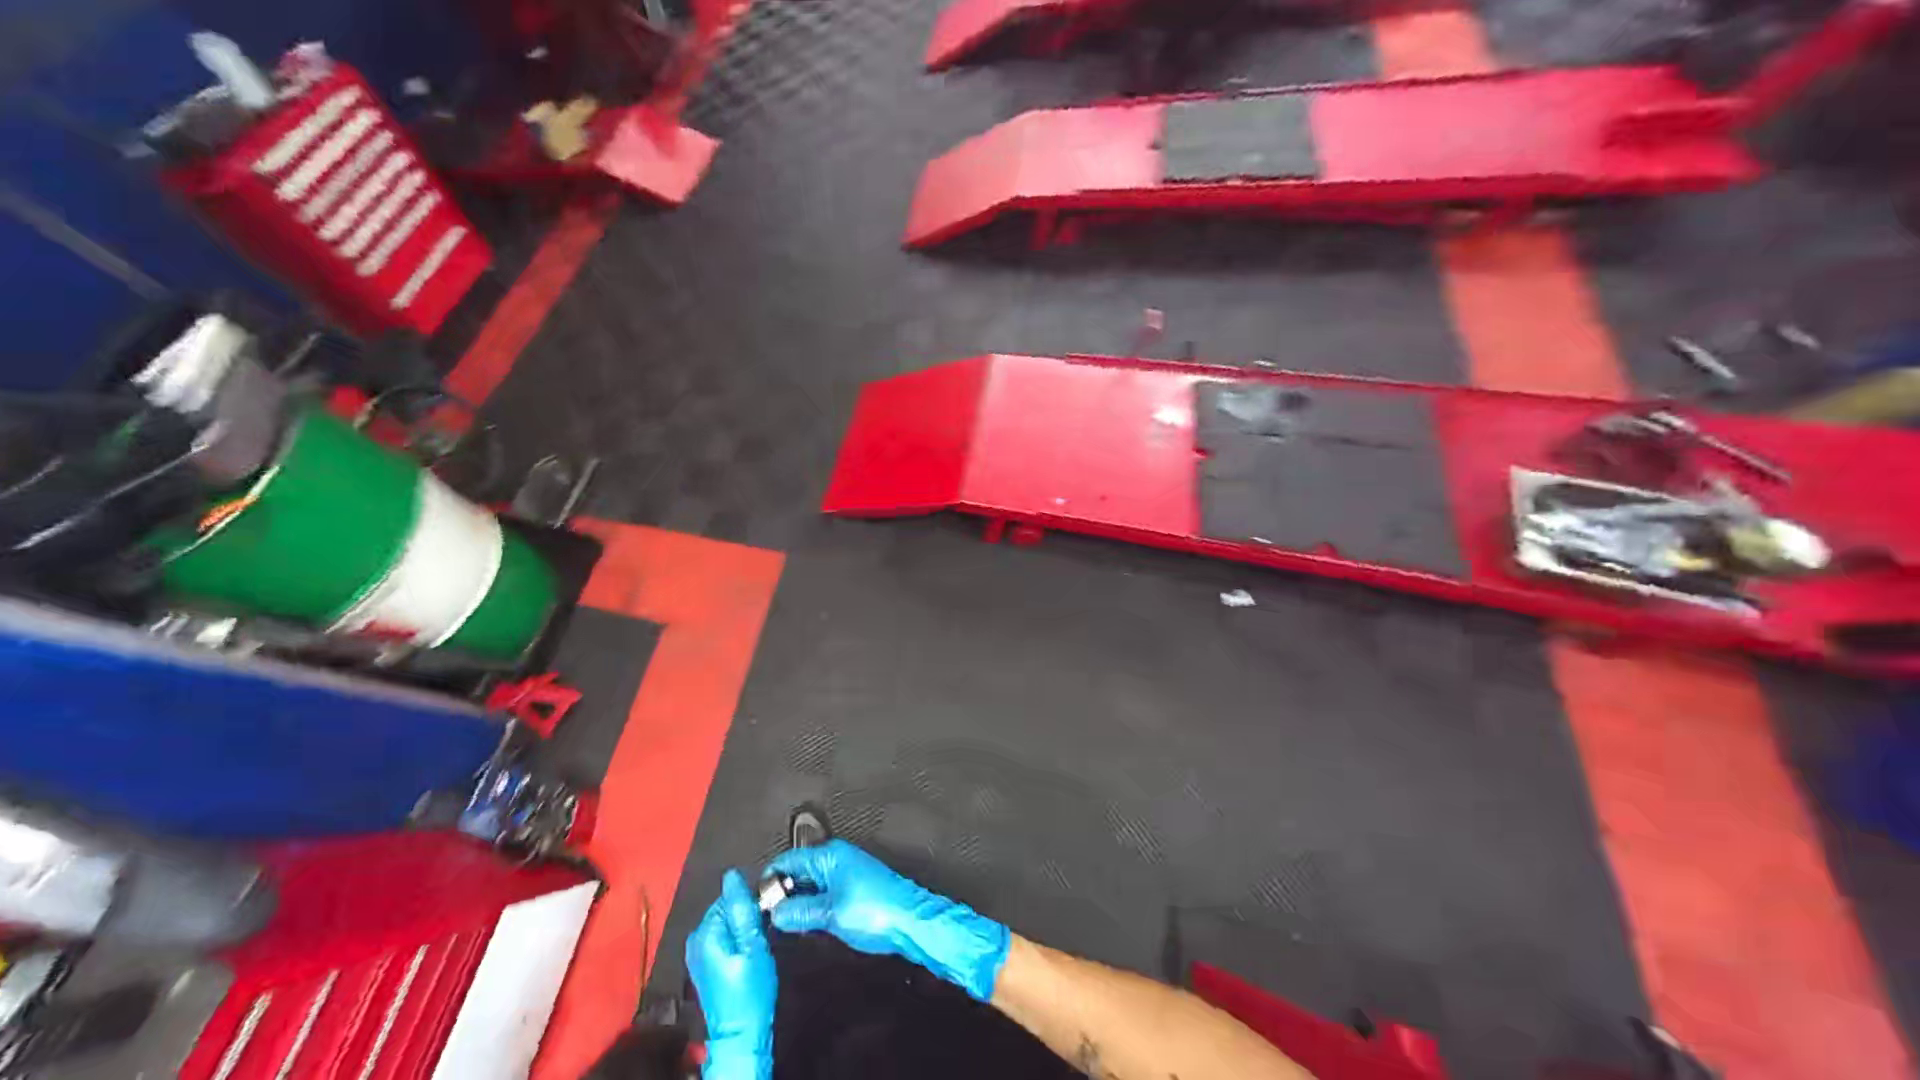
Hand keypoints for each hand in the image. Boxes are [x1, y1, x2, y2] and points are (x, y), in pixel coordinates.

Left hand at [684, 871, 775, 1079]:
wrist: (740, 1034)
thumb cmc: (749, 990)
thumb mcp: (753, 945)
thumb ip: (742, 909)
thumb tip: (732, 875)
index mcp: (704, 932)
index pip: (729, 896)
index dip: (751, 901)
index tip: (766, 914)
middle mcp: (694, 940)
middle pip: (725, 909)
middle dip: (745, 913)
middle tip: (763, 931)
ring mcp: (697, 954)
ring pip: (725, 923)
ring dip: (742, 927)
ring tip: (758, 942)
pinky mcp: (703, 965)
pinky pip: (722, 938)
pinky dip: (736, 940)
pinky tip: (748, 953)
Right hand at [764, 839, 1009, 1001]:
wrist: (912, 921)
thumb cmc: (876, 911)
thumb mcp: (830, 914)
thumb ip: (799, 911)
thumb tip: (776, 912)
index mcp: (829, 855)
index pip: (785, 860)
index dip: (769, 882)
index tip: (758, 905)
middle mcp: (837, 857)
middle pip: (797, 870)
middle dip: (783, 892)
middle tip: (772, 919)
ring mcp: (846, 871)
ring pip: (810, 883)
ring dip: (799, 901)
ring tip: (791, 924)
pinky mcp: (854, 886)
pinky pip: (823, 891)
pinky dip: (813, 905)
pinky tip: (812, 923)